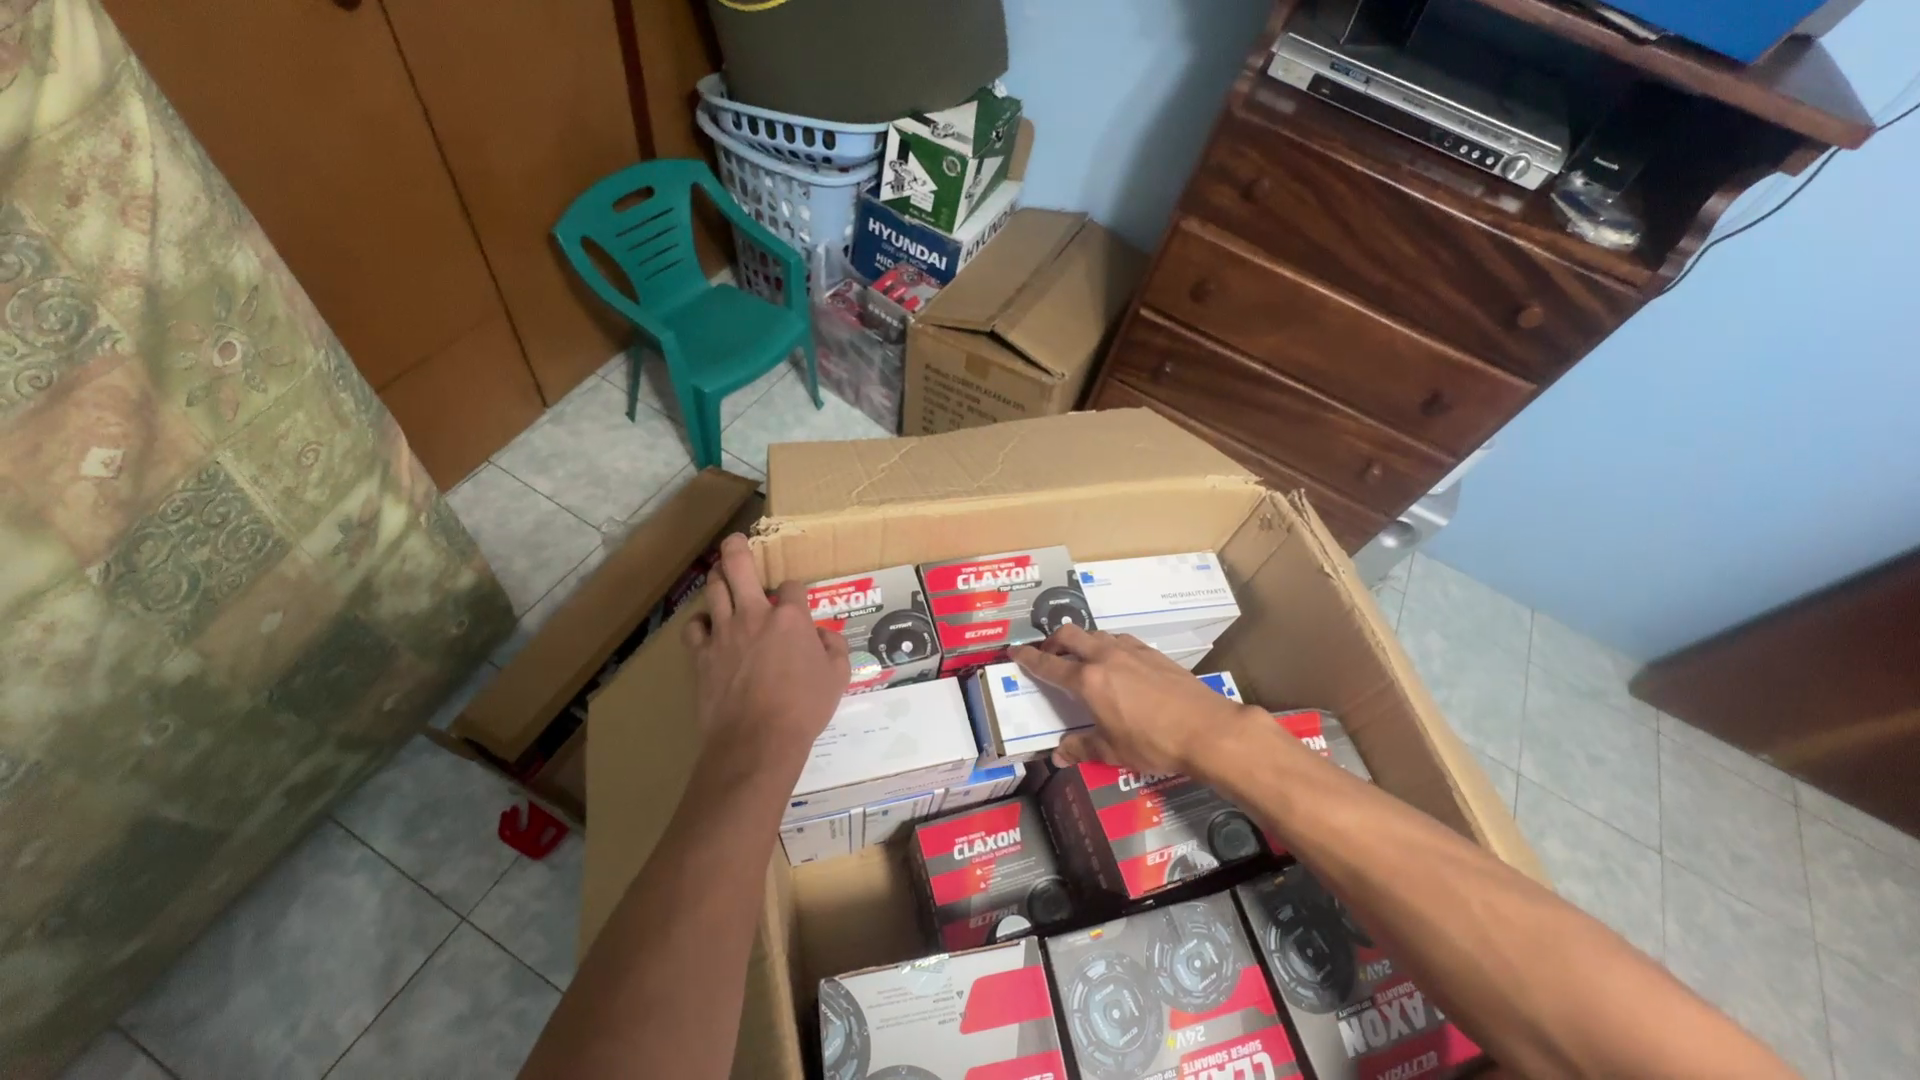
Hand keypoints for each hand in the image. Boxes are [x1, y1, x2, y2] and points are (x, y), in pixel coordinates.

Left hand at [684, 535, 850, 775]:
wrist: (757, 739)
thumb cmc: (804, 709)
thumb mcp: (838, 678)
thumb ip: (833, 649)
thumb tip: (822, 636)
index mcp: (791, 618)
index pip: (793, 586)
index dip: (796, 590)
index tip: (797, 600)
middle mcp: (755, 615)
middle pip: (740, 567)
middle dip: (736, 547)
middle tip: (735, 540)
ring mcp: (724, 632)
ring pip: (714, 589)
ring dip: (716, 576)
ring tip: (718, 572)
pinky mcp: (701, 654)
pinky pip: (694, 626)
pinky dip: (701, 622)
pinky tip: (707, 626)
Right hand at [1009, 624, 1256, 774]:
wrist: (1207, 729)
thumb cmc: (1154, 743)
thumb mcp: (1113, 751)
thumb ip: (1082, 748)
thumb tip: (1059, 755)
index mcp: (1088, 681)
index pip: (1049, 664)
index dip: (1028, 658)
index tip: (1014, 651)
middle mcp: (1106, 657)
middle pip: (1070, 635)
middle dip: (1053, 640)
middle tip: (1047, 653)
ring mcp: (1132, 651)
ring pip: (1097, 634)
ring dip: (1082, 641)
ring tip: (1081, 658)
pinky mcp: (1154, 653)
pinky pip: (1121, 640)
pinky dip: (1108, 645)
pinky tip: (1116, 662)